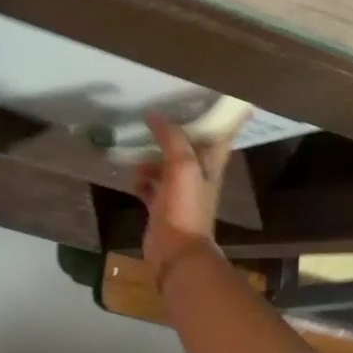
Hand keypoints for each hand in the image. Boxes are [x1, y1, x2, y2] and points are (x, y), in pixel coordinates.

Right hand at [131, 111, 243, 280]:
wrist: (176, 252)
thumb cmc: (185, 207)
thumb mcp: (181, 166)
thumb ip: (171, 138)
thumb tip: (154, 115)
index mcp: (210, 165)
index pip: (220, 136)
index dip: (220, 119)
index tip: (212, 100)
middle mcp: (198, 177)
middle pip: (189, 149)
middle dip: (175, 135)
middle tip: (157, 119)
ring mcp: (180, 194)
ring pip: (167, 167)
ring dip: (152, 159)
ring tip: (136, 155)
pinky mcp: (162, 208)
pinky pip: (151, 187)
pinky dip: (141, 181)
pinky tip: (131, 178)